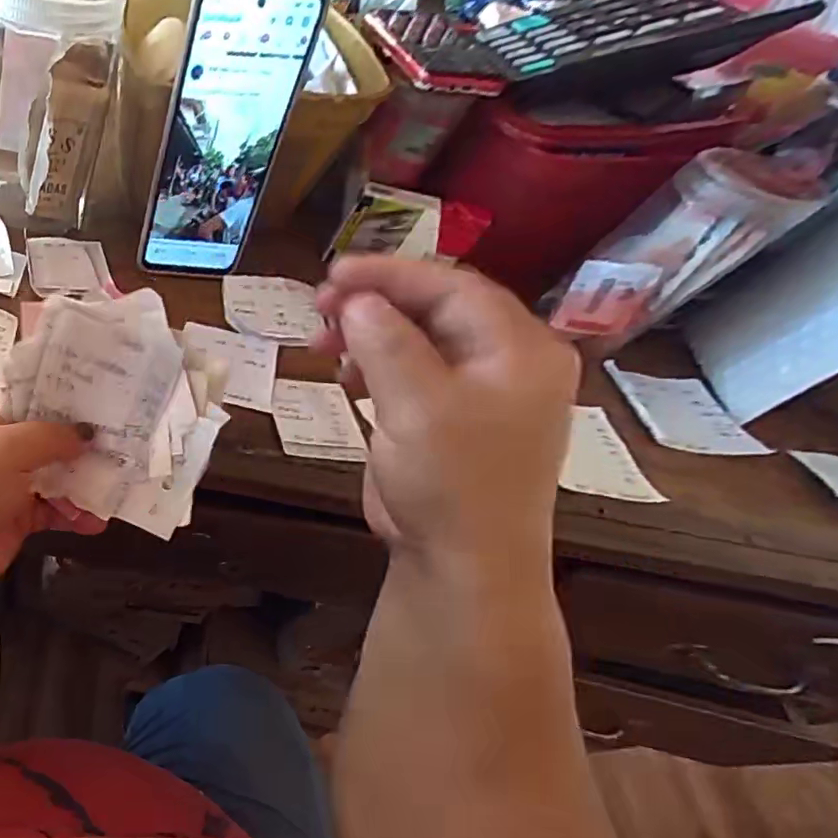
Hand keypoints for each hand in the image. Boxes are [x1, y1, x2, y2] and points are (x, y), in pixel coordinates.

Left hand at [0, 400, 105, 588]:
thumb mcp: (7, 450)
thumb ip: (50, 437)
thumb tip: (87, 435)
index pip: (36, 399)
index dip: (70, 399)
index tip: (109, 399)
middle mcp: (5, 449)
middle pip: (55, 440)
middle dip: (88, 446)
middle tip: (127, 447)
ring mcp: (13, 484)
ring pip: (60, 478)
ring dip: (86, 485)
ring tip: (116, 491)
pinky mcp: (21, 517)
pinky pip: (57, 511)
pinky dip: (76, 516)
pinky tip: (96, 523)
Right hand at [314, 257, 577, 562]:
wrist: (461, 563)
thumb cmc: (450, 481)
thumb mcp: (416, 405)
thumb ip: (386, 343)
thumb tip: (357, 301)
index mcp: (518, 348)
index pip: (452, 287)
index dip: (390, 275)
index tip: (333, 274)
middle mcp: (504, 363)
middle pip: (435, 311)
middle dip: (375, 306)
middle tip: (319, 308)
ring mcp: (476, 395)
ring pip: (419, 343)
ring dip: (369, 338)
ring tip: (323, 343)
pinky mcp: (448, 423)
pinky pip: (412, 378)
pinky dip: (376, 370)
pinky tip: (346, 374)